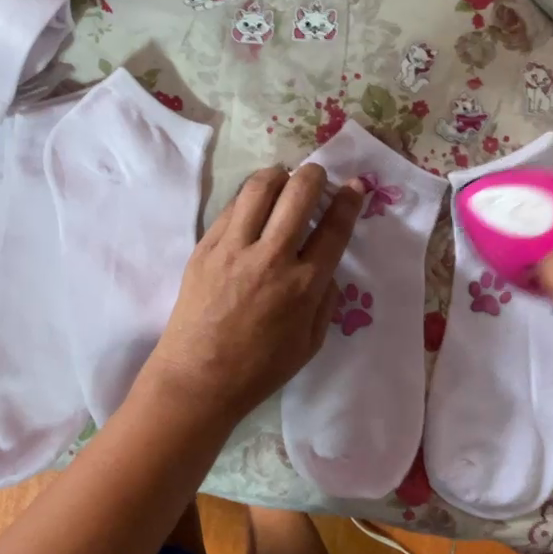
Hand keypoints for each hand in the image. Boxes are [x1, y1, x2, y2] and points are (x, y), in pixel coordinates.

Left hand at [139, 164, 365, 426]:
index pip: (334, 227)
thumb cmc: (259, 369)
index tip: (354, 186)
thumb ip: (325, 300)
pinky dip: (248, 197)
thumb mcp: (311, 343)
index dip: (348, 200)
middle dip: (313, 175)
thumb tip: (326, 266)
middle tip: (315, 176)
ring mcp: (234, 248)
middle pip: (298, 193)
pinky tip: (254, 204)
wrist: (198, 378)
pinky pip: (231, 207)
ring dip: (278, 175)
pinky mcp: (205, 247)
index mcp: (304, 285)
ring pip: (259, 187)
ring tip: (283, 179)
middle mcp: (271, 258)